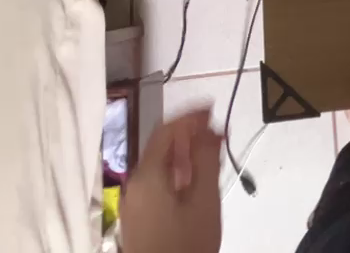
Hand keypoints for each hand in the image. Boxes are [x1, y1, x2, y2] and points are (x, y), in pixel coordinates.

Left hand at [120, 110, 224, 252]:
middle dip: (189, 134)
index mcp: (147, 174)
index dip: (191, 115)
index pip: (167, 129)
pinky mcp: (137, 218)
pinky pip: (156, 181)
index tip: (214, 110)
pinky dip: (176, 172)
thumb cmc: (186, 245)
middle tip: (217, 132)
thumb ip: (206, 159)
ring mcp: (133, 202)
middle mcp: (134, 183)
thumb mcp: (204, 201)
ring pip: (158, 164)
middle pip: (160, 145)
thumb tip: (210, 128)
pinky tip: (194, 181)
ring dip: (184, 153)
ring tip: (210, 154)